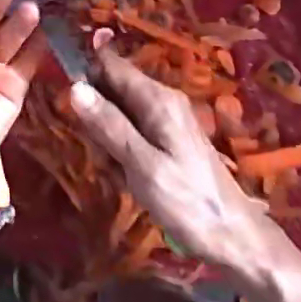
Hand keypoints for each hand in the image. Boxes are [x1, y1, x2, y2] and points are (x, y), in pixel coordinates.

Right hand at [66, 33, 284, 285]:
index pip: (109, 63)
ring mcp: (165, 118)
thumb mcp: (142, 165)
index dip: (83, 69)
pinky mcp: (166, 137)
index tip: (65, 93)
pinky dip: (119, 149)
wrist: (235, 238)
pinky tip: (125, 175)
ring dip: (105, 137)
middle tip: (99, 151)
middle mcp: (161, 99)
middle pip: (110, 87)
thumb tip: (74, 87)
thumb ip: (109, 125)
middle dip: (94, 114)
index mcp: (156, 98)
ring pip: (116, 111)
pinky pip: (129, 129)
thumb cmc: (188, 202)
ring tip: (115, 170)